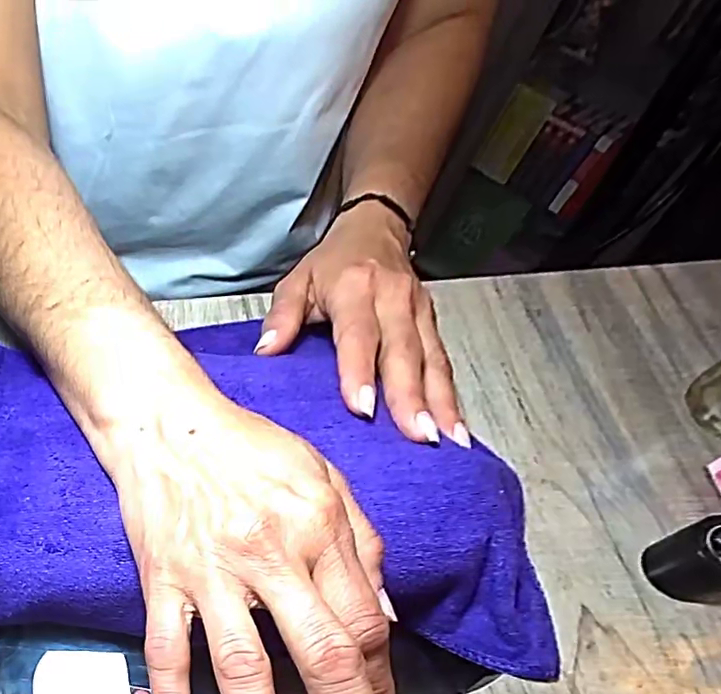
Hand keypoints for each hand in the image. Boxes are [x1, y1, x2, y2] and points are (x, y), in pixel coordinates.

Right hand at [113, 385, 401, 693]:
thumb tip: (383, 616)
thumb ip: (360, 545)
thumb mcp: (323, 476)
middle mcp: (266, 556)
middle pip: (316, 659)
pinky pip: (164, 650)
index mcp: (317, 528)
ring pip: (239, 668)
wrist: (163, 424)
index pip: (363, 625)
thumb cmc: (245, 445)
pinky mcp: (159, 580)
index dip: (380, 687)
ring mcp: (206, 573)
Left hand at [257, 202, 464, 447]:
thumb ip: (281, 318)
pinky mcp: (432, 322)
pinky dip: (450, 394)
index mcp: (356, 291)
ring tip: (445, 438)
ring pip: (432, 361)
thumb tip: (266, 351)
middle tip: (416, 435)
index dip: (361, 373)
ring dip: (441, 402)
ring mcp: (418, 312)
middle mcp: (394, 301)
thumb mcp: (295, 282)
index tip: (363, 407)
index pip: (359, 337)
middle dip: (411, 398)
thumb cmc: (330, 263)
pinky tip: (454, 424)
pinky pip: (443, 362)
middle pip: (404, 354)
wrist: (375, 227)